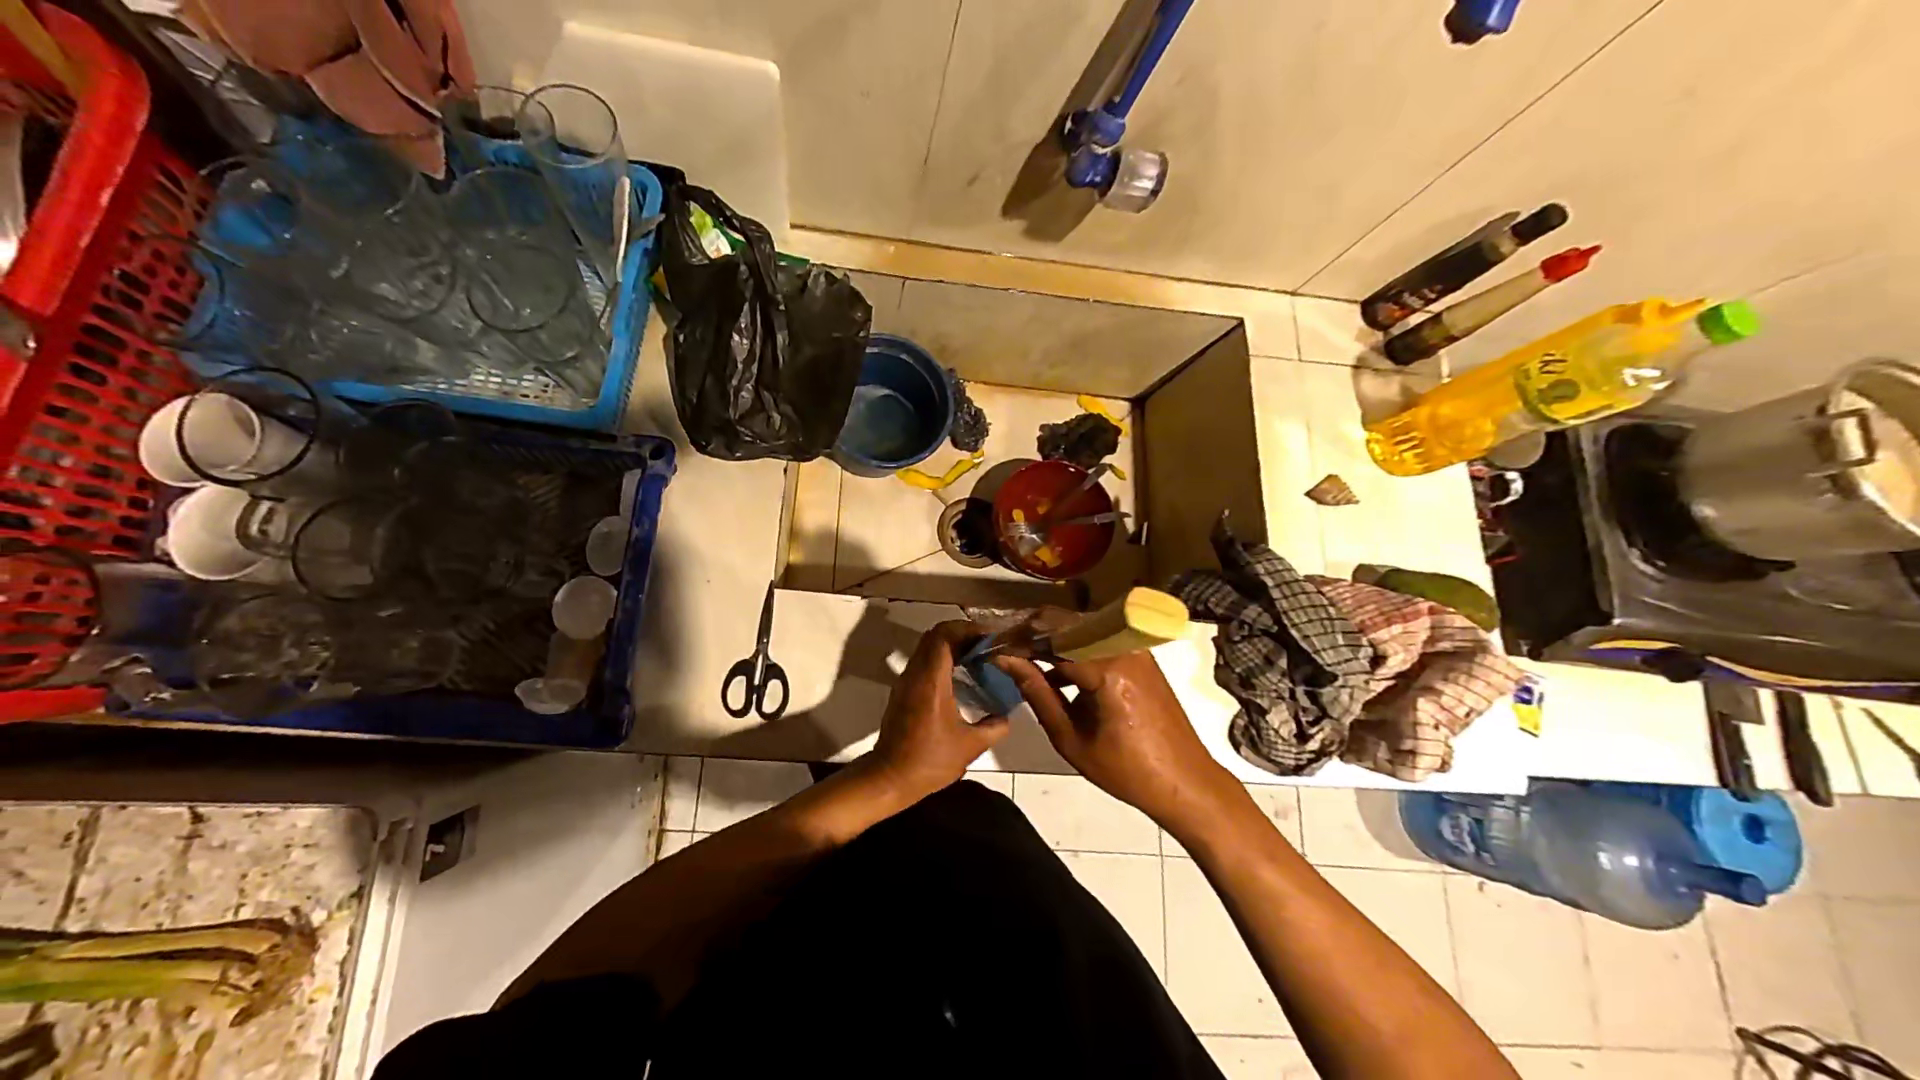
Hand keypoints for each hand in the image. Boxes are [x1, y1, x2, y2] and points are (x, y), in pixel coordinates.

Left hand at [867, 622, 1009, 801]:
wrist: (890, 778)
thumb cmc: (930, 760)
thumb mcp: (970, 746)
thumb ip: (994, 727)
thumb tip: (1007, 717)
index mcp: (931, 680)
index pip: (944, 635)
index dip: (967, 629)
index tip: (989, 638)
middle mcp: (915, 674)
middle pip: (934, 636)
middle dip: (961, 635)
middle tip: (986, 646)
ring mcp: (906, 682)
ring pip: (927, 649)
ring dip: (951, 647)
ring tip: (978, 659)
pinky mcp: (903, 693)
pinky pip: (923, 664)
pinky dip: (942, 661)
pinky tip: (962, 678)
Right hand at [993, 649, 1234, 830]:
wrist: (1185, 782)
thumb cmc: (1125, 770)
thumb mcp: (1070, 738)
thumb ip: (1037, 693)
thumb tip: (1007, 661)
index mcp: (1106, 669)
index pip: (1050, 639)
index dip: (1017, 641)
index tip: (991, 648)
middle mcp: (1122, 647)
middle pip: (1066, 622)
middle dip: (1031, 632)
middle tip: (1004, 648)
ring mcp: (1135, 648)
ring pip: (1082, 628)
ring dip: (1051, 638)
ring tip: (1022, 656)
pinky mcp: (1141, 656)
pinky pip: (1099, 640)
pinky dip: (1074, 648)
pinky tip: (1055, 671)